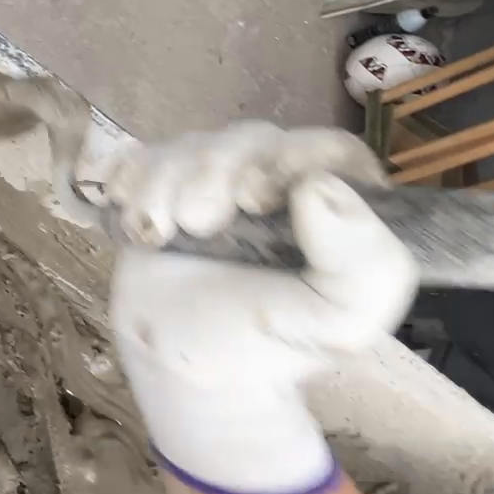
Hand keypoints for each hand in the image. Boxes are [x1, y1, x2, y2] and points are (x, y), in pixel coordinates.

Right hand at [85, 124, 416, 493]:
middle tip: (196, 226)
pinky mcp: (158, 182)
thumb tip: (317, 187)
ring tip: (159, 234)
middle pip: (245, 138)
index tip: (254, 201)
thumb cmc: (262, 342)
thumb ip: (365, 264)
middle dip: (210, 174)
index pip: (324, 148)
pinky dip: (128, 183)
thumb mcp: (338, 323)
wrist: (177, 356)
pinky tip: (138, 222)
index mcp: (334, 205)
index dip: (286, 159)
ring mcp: (210, 177)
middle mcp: (273, 179)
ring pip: (186, 145)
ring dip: (161, 187)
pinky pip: (139, 156)